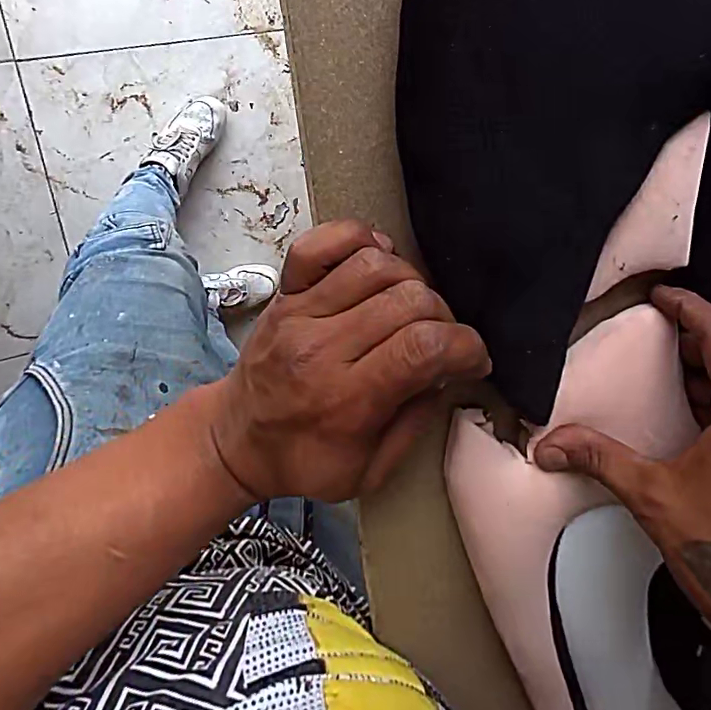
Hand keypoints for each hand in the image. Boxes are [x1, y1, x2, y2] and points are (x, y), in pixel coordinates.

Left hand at [206, 220, 491, 502]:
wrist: (237, 438)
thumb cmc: (304, 458)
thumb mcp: (369, 471)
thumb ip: (416, 420)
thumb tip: (448, 368)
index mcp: (345, 400)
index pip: (422, 347)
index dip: (465, 345)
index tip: (473, 357)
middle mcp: (321, 348)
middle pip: (407, 300)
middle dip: (443, 316)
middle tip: (440, 338)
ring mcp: (300, 312)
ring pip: (374, 264)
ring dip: (410, 279)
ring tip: (409, 305)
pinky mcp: (286, 292)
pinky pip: (319, 243)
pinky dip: (357, 238)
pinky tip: (377, 259)